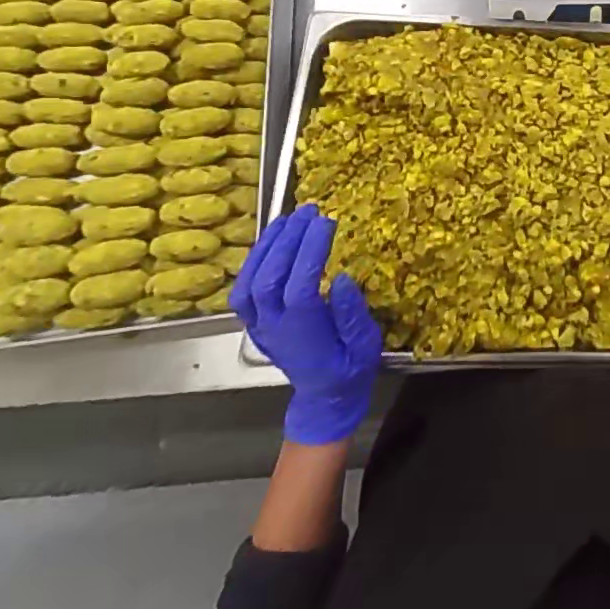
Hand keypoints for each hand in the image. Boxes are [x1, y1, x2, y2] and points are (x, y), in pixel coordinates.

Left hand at [231, 205, 382, 444]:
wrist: (324, 397)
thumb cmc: (350, 370)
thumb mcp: (365, 345)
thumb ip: (353, 315)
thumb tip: (343, 278)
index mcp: (304, 334)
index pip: (300, 286)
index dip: (310, 252)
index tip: (327, 222)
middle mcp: (274, 328)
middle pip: (271, 278)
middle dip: (289, 240)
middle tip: (309, 211)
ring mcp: (259, 325)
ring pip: (251, 281)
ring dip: (268, 245)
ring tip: (288, 217)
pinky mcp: (255, 321)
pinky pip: (244, 287)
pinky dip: (255, 259)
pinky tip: (273, 238)